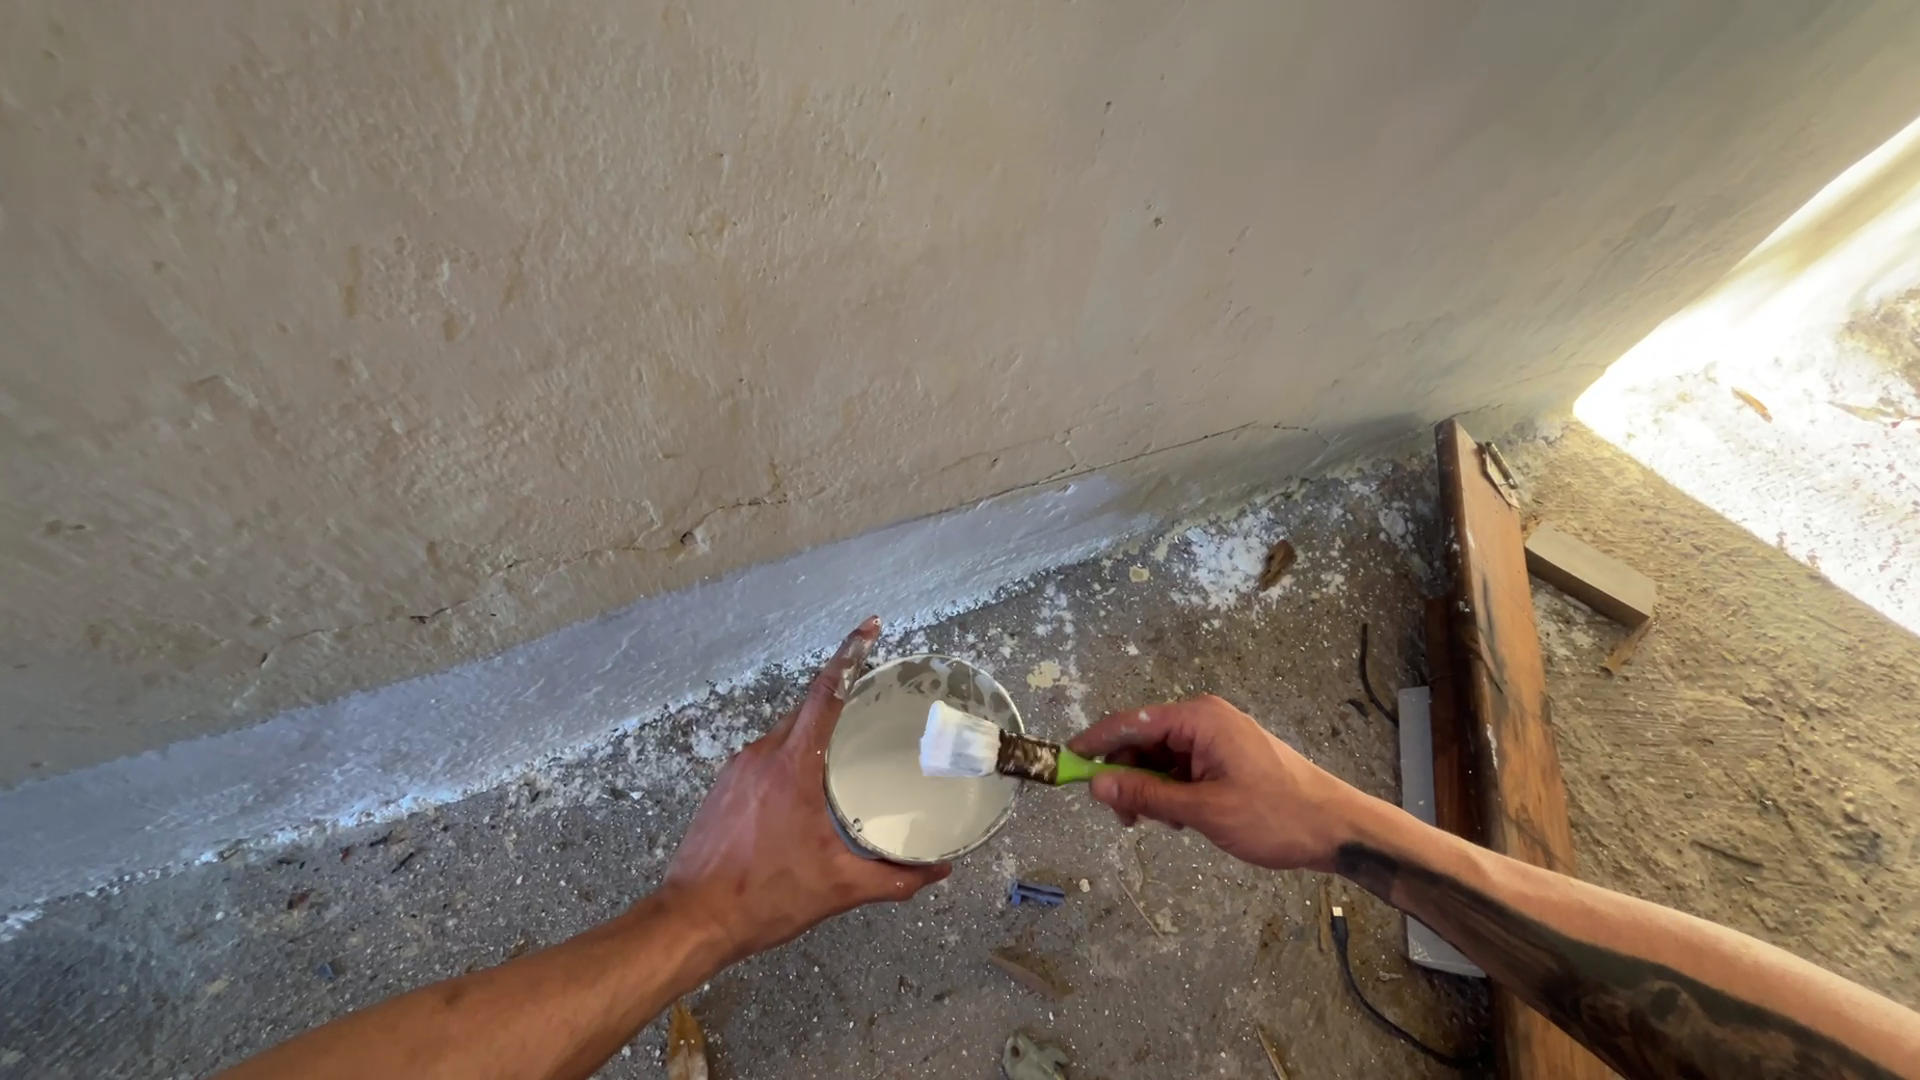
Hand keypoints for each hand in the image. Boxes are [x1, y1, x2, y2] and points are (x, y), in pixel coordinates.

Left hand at [663, 617, 949, 962]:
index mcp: (793, 765)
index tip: (869, 627)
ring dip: (814, 733)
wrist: (691, 918)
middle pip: (807, 706)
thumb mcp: (838, 889)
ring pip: (785, 732)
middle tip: (874, 698)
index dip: (850, 654)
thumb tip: (938, 871)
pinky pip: (766, 753)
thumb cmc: (766, 896)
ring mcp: (738, 767)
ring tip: (845, 750)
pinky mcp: (724, 784)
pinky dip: (791, 755)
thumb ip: (894, 877)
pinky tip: (805, 785)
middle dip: (840, 695)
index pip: (826, 693)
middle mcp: (763, 754)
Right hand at [1067, 694, 1362, 871]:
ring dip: (1151, 787)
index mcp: (1199, 718)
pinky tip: (1180, 816)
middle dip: (1127, 774)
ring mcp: (1215, 737)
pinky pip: (1181, 766)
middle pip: (1144, 739)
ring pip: (1161, 757)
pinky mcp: (1224, 755)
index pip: (1132, 722)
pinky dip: (1172, 790)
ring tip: (1161, 822)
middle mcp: (1203, 719)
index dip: (1096, 742)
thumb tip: (1096, 786)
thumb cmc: (1274, 816)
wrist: (1338, 829)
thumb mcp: (1204, 810)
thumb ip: (1146, 795)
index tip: (1066, 760)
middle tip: (1123, 817)